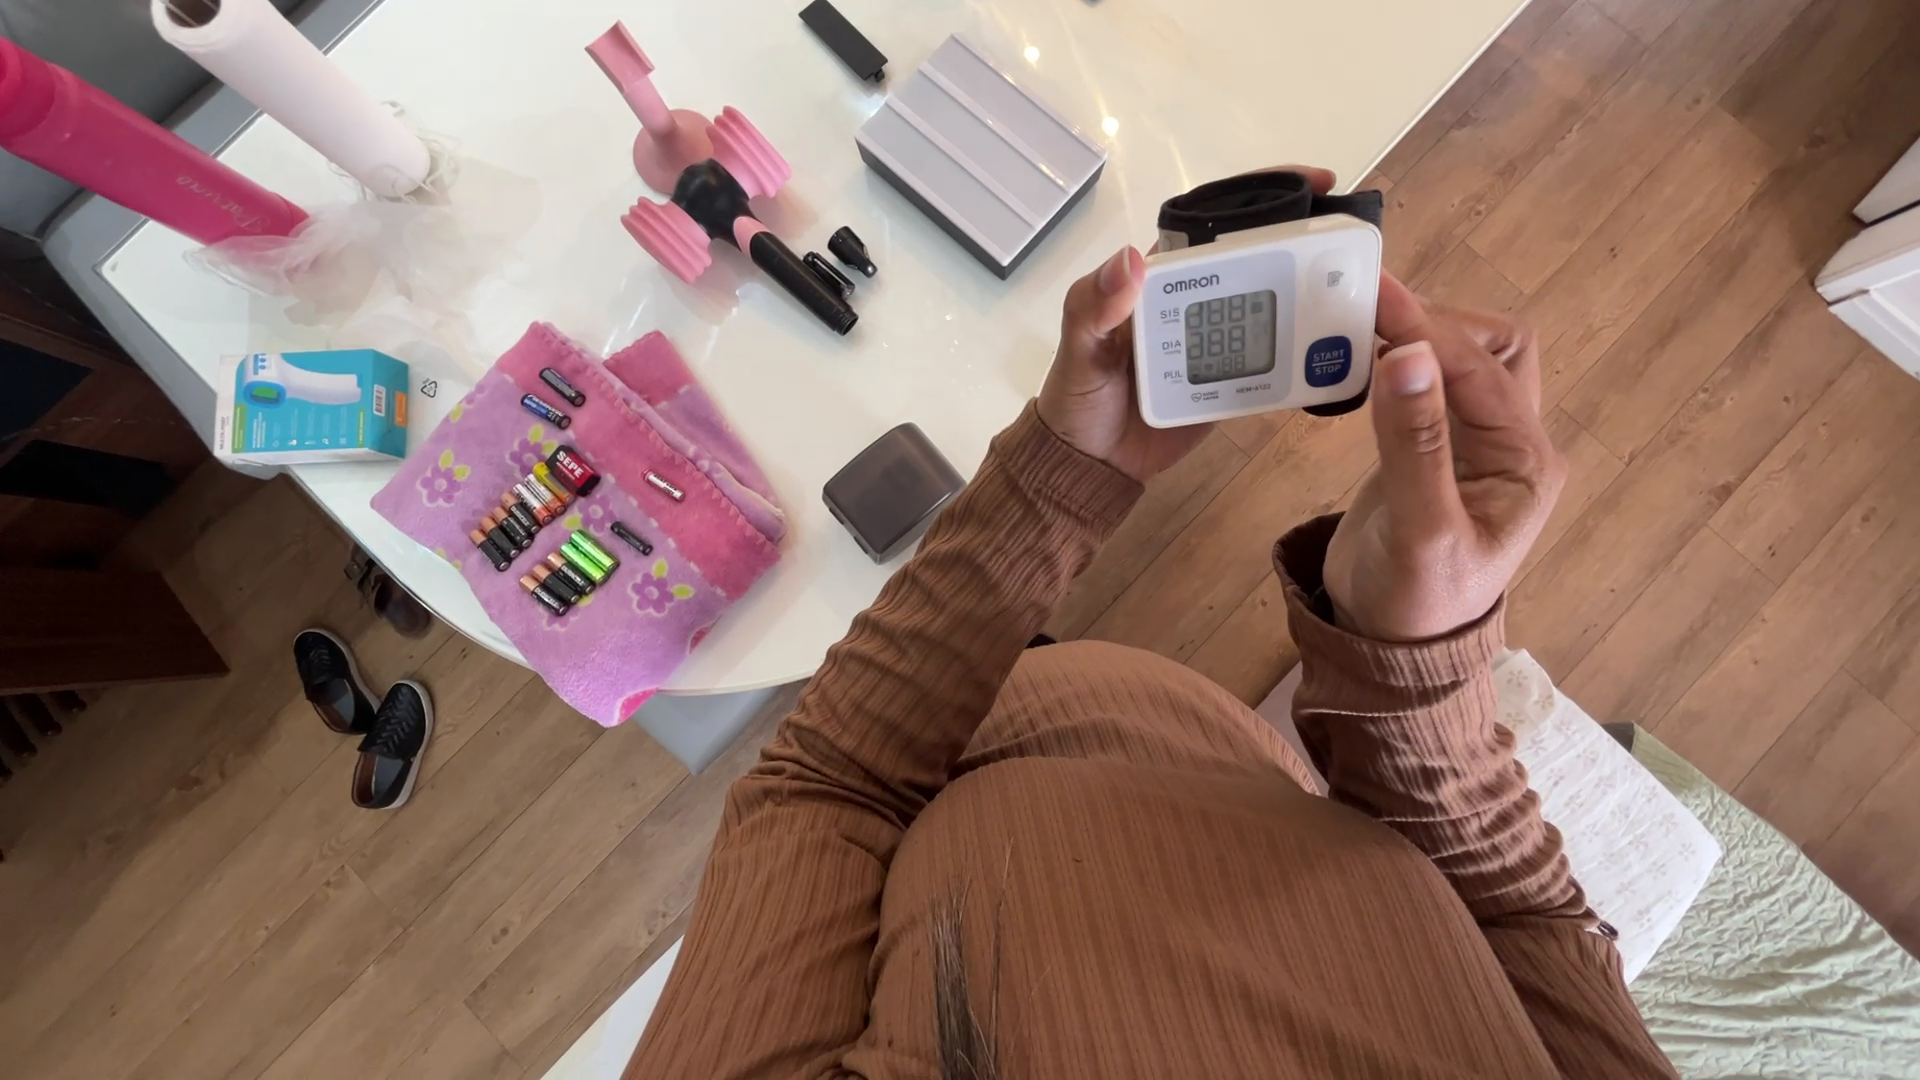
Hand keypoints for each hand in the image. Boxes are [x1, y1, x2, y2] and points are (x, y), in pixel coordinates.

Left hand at [1037, 165, 1338, 482]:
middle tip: (1360, 255)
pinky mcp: (1232, 381)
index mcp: (1164, 279)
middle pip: (1264, 262)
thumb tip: (1131, 259)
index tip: (1320, 185)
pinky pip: (1277, 361)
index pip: (1219, 222)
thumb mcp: (1078, 347)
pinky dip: (1309, 356)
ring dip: (1322, 301)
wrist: (1091, 463)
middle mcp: (1198, 300)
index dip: (1268, 197)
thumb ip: (1094, 305)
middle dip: (1314, 251)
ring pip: (1279, 307)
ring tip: (1370, 300)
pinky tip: (1345, 354)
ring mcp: (1220, 341)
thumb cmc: (1078, 398)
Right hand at [1323, 274, 1564, 641]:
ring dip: (1417, 340)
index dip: (1430, 331)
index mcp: (1523, 460)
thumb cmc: (1412, 599)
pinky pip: (1419, 393)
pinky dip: (1392, 368)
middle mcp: (1504, 443)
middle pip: (1491, 351)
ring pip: (1458, 366)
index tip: (1375, 296)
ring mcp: (1464, 447)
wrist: (1382, 640)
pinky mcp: (1424, 453)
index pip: (1482, 370)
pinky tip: (1357, 364)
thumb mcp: (1419, 528)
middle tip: (1370, 311)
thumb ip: (1414, 445)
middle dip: (1437, 323)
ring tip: (1359, 327)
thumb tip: (1408, 355)